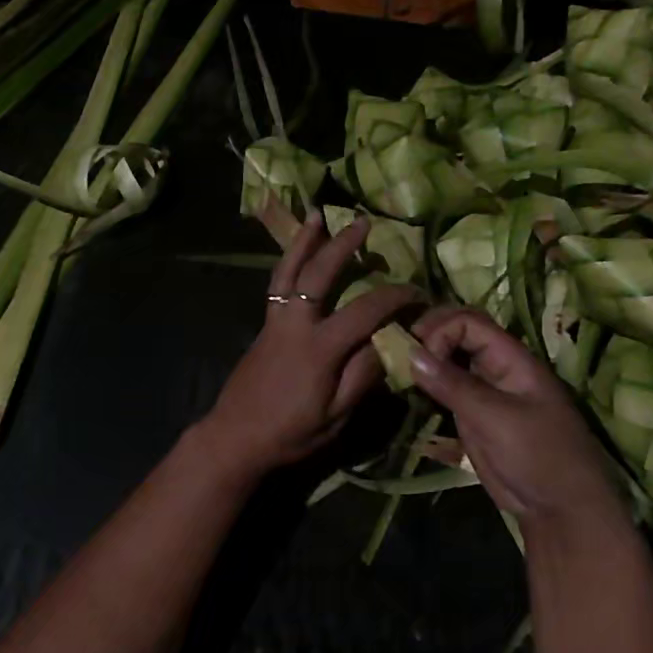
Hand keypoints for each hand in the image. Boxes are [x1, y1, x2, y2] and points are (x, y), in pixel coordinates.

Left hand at [193, 211, 420, 479]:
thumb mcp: (336, 414)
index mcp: (319, 348)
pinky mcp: (264, 326)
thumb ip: (362, 376)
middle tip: (363, 222)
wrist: (235, 436)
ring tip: (316, 215)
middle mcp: (294, 324)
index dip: (395, 298)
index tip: (417, 292)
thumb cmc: (290, 432)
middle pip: (318, 274)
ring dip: (304, 241)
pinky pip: (278, 284)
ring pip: (288, 271)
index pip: (364, 311)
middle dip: (341, 245)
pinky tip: (297, 255)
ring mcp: (275, 321)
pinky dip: (289, 263)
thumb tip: (387, 341)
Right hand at [408, 307, 625, 524]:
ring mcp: (485, 391)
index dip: (440, 331)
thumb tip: (411, 353)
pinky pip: (448, 387)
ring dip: (425, 358)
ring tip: (396, 366)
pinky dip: (428, 383)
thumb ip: (453, 385)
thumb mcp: (494, 418)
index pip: (469, 322)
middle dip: (429, 336)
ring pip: (451, 359)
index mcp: (512, 358)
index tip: (418, 355)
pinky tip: (409, 387)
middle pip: (459, 333)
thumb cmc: (537, 456)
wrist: (559, 508)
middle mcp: (497, 367)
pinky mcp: (474, 414)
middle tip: (398, 353)